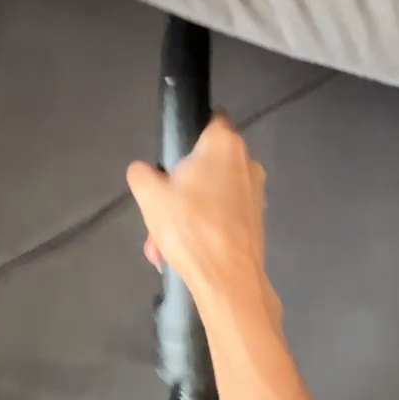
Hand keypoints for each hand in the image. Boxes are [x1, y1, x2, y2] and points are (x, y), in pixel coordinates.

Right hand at [127, 117, 274, 315]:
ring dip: (185, 215)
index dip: (189, 133)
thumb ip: (141, 174)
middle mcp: (246, 161)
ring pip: (210, 195)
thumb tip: (144, 171)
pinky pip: (222, 216)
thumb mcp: (150, 196)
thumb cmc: (190, 227)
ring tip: (163, 246)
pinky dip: (202, 229)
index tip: (172, 156)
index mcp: (224, 143)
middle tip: (158, 216)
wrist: (228, 281)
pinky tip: (182, 255)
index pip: (210, 119)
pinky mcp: (257, 220)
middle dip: (177, 189)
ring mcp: (255, 192)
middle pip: (204, 164)